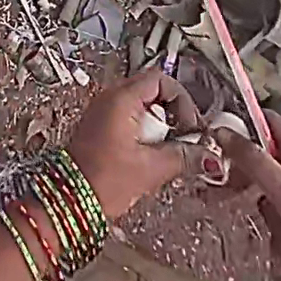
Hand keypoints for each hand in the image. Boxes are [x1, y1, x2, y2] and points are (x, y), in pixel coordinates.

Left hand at [66, 69, 204, 218]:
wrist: (70, 200)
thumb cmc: (104, 181)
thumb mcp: (151, 168)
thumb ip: (183, 156)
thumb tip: (209, 155)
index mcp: (121, 99)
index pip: (161, 80)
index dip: (182, 100)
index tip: (191, 127)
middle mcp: (111, 97)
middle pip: (153, 88)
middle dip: (174, 111)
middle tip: (185, 136)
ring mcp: (104, 110)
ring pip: (143, 103)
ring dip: (161, 122)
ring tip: (169, 147)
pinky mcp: (102, 125)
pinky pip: (132, 115)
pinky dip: (146, 128)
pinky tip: (152, 152)